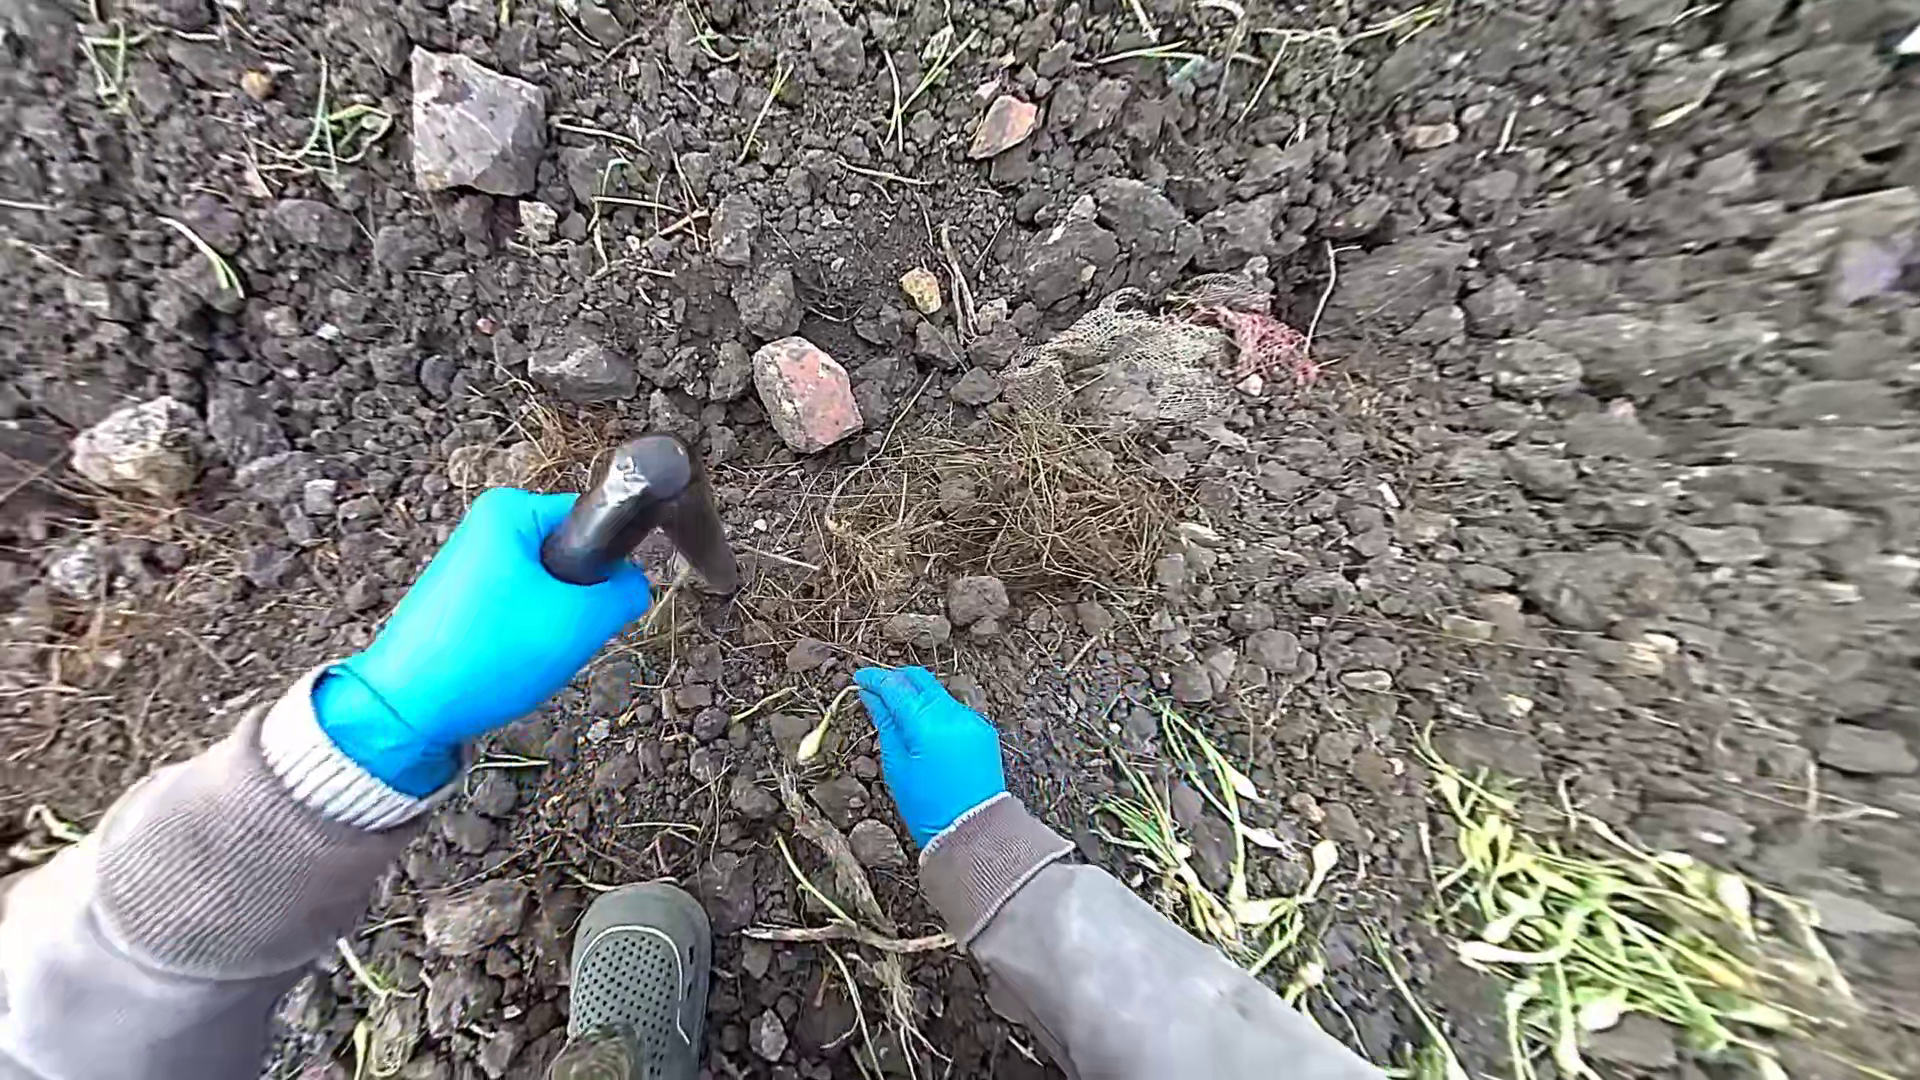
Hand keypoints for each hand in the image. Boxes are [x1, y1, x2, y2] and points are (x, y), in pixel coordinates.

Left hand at [317, 488, 651, 794]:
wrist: (407, 712)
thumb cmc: (494, 653)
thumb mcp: (585, 620)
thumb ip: (629, 590)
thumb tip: (634, 584)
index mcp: (511, 510)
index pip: (595, 522)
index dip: (612, 562)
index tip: (602, 599)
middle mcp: (488, 524)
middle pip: (575, 553)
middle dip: (584, 592)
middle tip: (572, 626)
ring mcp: (474, 558)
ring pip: (553, 580)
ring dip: (562, 613)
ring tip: (542, 642)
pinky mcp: (465, 591)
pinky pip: (526, 597)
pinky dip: (535, 624)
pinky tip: (522, 650)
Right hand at [855, 666, 1006, 846]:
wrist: (974, 830)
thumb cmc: (928, 807)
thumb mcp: (896, 765)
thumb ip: (885, 723)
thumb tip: (870, 696)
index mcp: (927, 723)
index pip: (896, 686)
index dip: (875, 678)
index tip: (859, 676)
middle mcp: (953, 714)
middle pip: (920, 679)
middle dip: (896, 678)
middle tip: (876, 687)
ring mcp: (971, 719)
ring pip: (937, 691)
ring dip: (916, 693)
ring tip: (897, 708)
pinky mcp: (982, 728)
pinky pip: (953, 708)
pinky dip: (935, 709)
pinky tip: (923, 725)